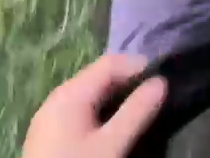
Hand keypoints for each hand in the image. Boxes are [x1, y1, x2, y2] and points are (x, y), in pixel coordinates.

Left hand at [22, 54, 166, 157]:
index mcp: (71, 91)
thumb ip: (136, 113)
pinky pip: (77, 113)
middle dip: (126, 84)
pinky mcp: (47, 136)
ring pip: (88, 96)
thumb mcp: (111, 146)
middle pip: (97, 78)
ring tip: (136, 115)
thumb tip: (161, 82)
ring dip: (113, 101)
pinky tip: (109, 132)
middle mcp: (57, 96)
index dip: (138, 67)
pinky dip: (98, 115)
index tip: (162, 81)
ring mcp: (49, 117)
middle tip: (153, 99)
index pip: (110, 63)